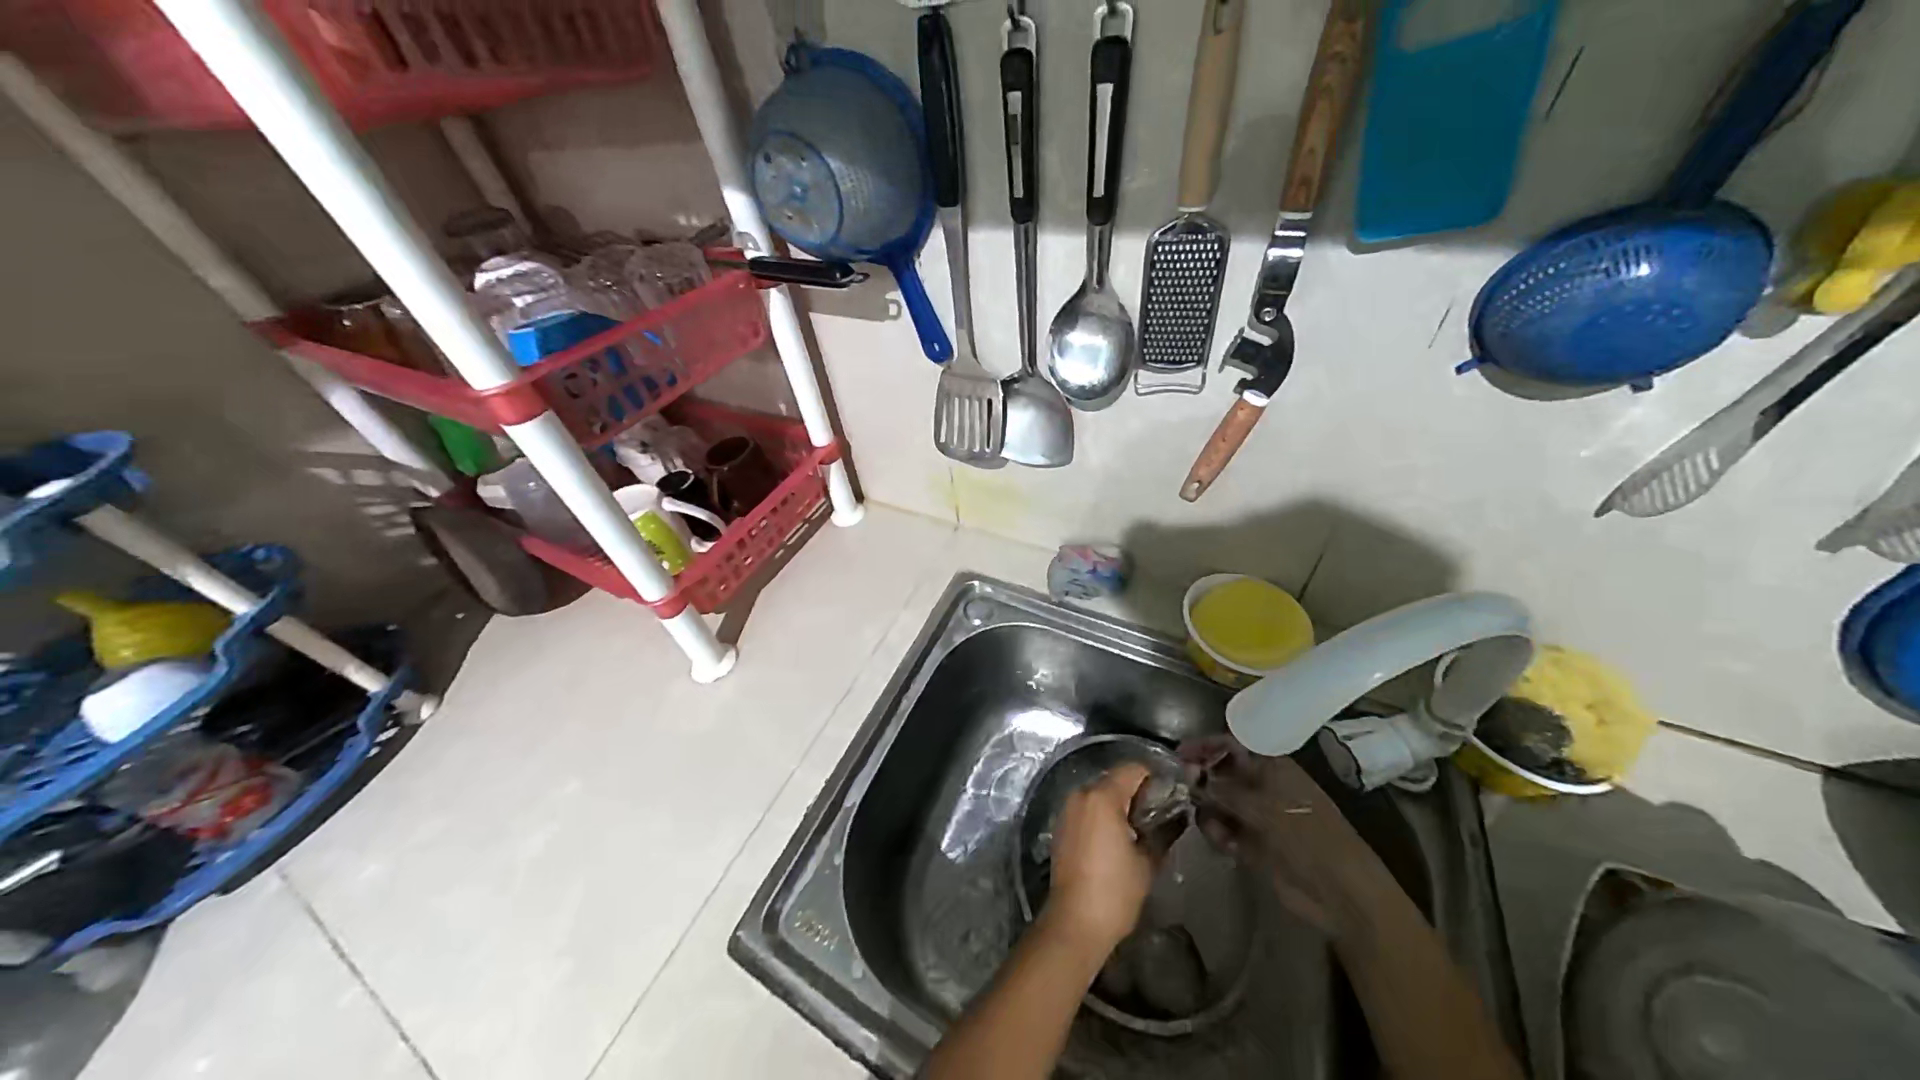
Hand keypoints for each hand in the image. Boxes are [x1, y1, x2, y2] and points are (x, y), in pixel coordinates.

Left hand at [1044, 763, 1156, 953]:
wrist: (1074, 922)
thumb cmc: (1115, 891)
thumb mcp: (1147, 861)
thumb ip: (1164, 831)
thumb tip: (1179, 816)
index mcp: (1102, 797)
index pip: (1133, 769)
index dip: (1155, 777)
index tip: (1172, 794)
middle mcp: (1081, 795)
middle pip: (1114, 779)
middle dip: (1138, 791)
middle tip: (1161, 813)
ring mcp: (1067, 810)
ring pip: (1099, 793)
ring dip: (1120, 803)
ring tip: (1142, 827)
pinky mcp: (1061, 827)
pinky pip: (1087, 808)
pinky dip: (1103, 815)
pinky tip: (1119, 837)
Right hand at [1180, 735, 1379, 934]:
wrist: (1339, 892)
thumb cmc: (1307, 836)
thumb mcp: (1263, 807)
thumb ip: (1222, 790)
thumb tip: (1189, 776)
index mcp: (1272, 768)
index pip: (1233, 745)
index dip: (1206, 746)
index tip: (1179, 754)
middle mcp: (1263, 787)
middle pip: (1221, 774)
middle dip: (1202, 780)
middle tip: (1183, 790)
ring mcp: (1258, 816)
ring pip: (1218, 804)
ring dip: (1209, 812)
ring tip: (1212, 827)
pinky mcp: (1253, 844)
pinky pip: (1224, 831)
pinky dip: (1219, 835)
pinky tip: (1225, 846)